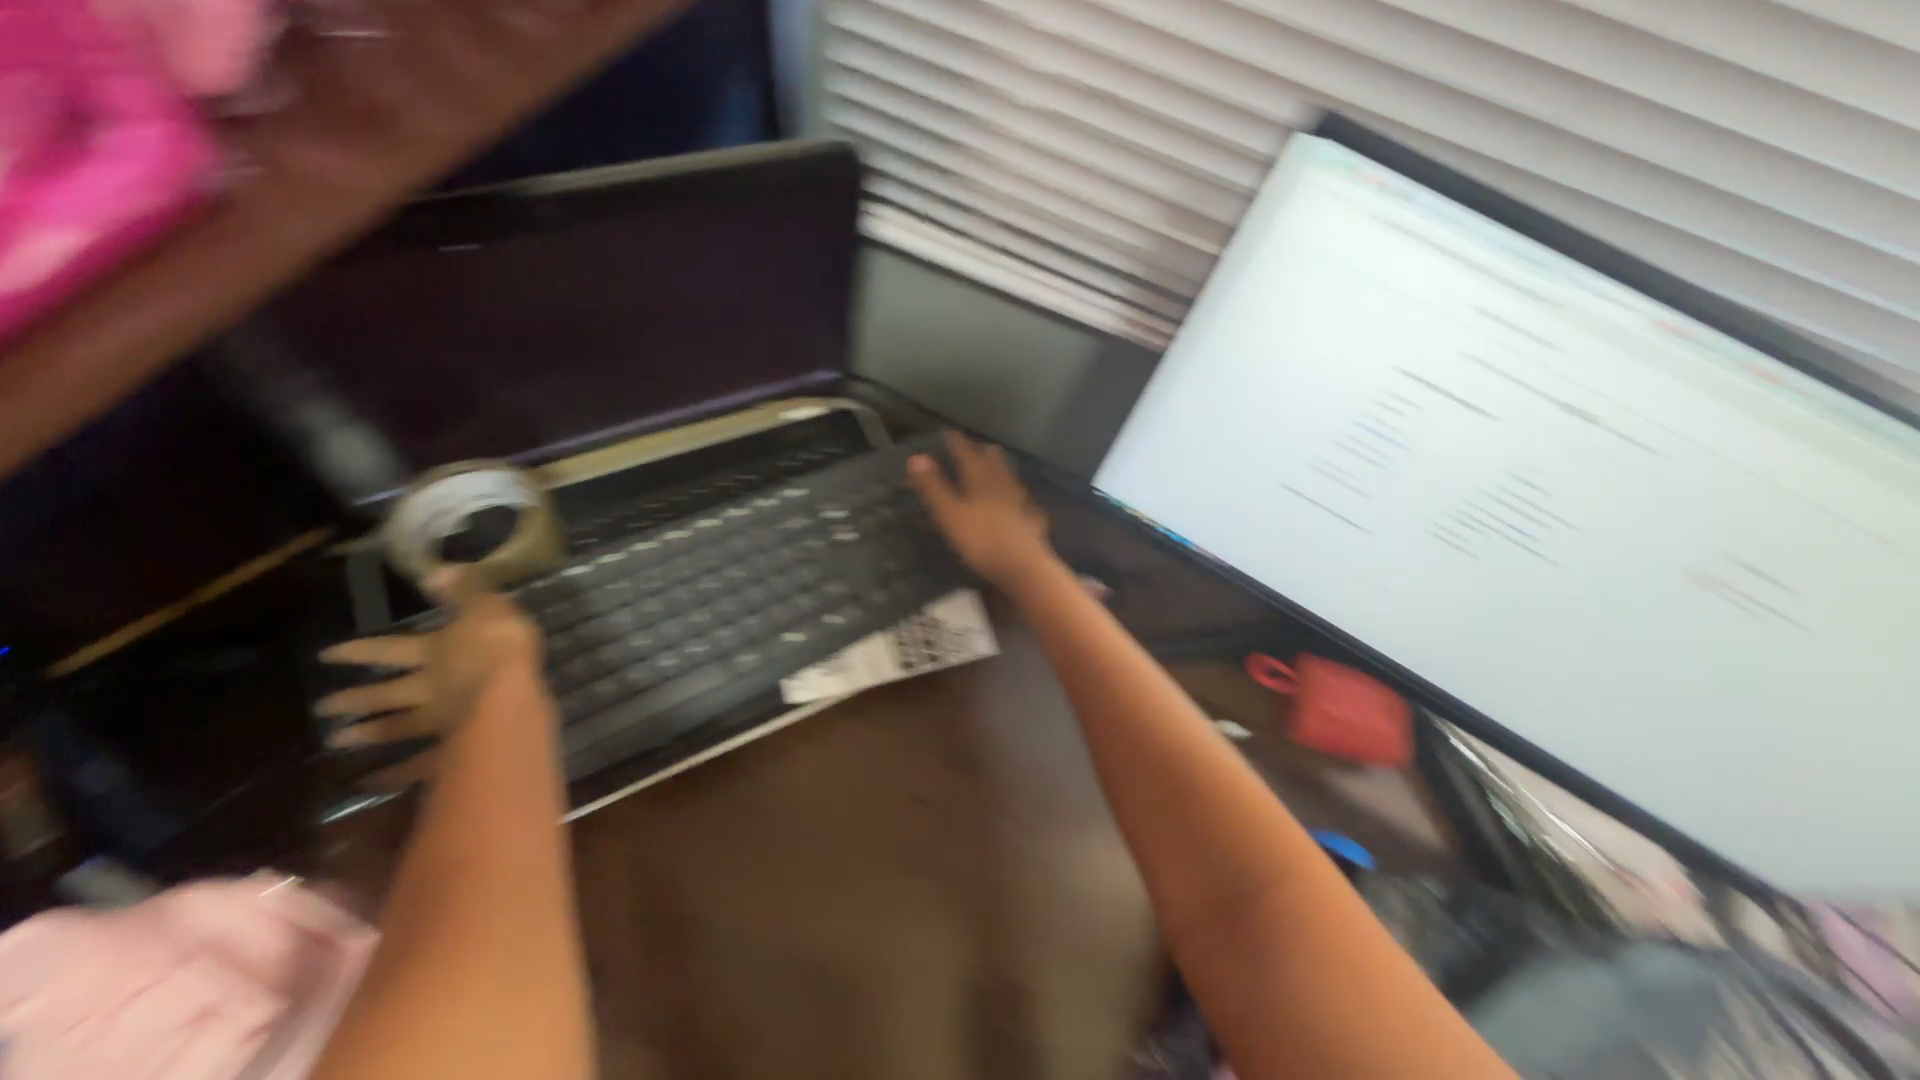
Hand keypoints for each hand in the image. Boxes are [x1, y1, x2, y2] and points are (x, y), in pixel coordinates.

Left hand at [315, 568, 542, 770]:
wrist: (513, 689)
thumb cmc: (500, 644)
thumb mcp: (487, 606)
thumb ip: (465, 591)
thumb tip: (435, 570)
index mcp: (436, 652)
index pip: (391, 649)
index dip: (361, 651)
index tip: (325, 656)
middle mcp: (429, 687)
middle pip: (387, 693)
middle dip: (357, 698)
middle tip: (323, 708)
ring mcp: (439, 720)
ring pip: (398, 728)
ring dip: (370, 734)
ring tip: (339, 741)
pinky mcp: (453, 746)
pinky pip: (421, 766)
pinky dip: (396, 777)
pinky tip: (374, 787)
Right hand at [908, 431, 1056, 589]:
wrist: (1024, 567)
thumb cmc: (981, 539)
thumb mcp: (949, 514)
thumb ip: (933, 486)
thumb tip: (916, 457)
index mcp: (980, 476)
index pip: (965, 450)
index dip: (954, 441)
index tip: (946, 433)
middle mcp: (1002, 481)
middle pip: (992, 457)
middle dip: (979, 450)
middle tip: (968, 449)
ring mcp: (1020, 498)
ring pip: (1008, 474)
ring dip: (997, 468)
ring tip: (988, 470)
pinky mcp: (1031, 517)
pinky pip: (1020, 498)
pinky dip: (1012, 494)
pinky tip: (1012, 502)